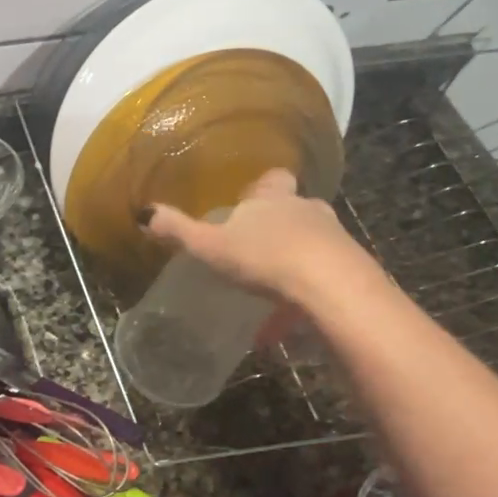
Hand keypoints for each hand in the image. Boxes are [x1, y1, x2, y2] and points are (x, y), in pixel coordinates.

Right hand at [144, 169, 380, 302]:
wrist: (335, 288)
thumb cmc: (266, 256)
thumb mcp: (209, 245)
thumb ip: (178, 230)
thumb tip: (145, 212)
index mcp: (273, 199)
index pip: (273, 179)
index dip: (263, 186)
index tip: (249, 198)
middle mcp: (308, 210)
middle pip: (294, 209)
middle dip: (277, 225)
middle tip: (253, 244)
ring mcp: (335, 239)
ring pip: (312, 242)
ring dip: (293, 258)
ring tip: (270, 285)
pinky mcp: (352, 270)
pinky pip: (323, 276)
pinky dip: (306, 291)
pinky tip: (288, 317)